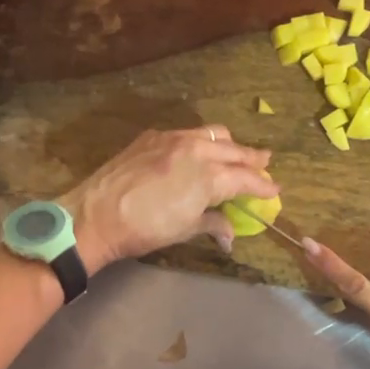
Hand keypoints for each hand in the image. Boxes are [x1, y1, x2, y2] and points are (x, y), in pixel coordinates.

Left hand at [59, 126, 278, 271]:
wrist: (94, 216)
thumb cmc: (143, 230)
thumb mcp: (183, 230)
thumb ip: (212, 224)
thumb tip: (230, 235)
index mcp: (209, 176)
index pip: (246, 178)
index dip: (263, 186)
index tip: (275, 190)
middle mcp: (196, 149)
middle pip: (234, 150)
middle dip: (252, 159)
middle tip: (266, 163)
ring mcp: (172, 139)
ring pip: (211, 134)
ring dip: (228, 144)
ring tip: (236, 152)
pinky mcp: (151, 137)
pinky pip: (186, 133)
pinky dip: (200, 141)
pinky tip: (197, 152)